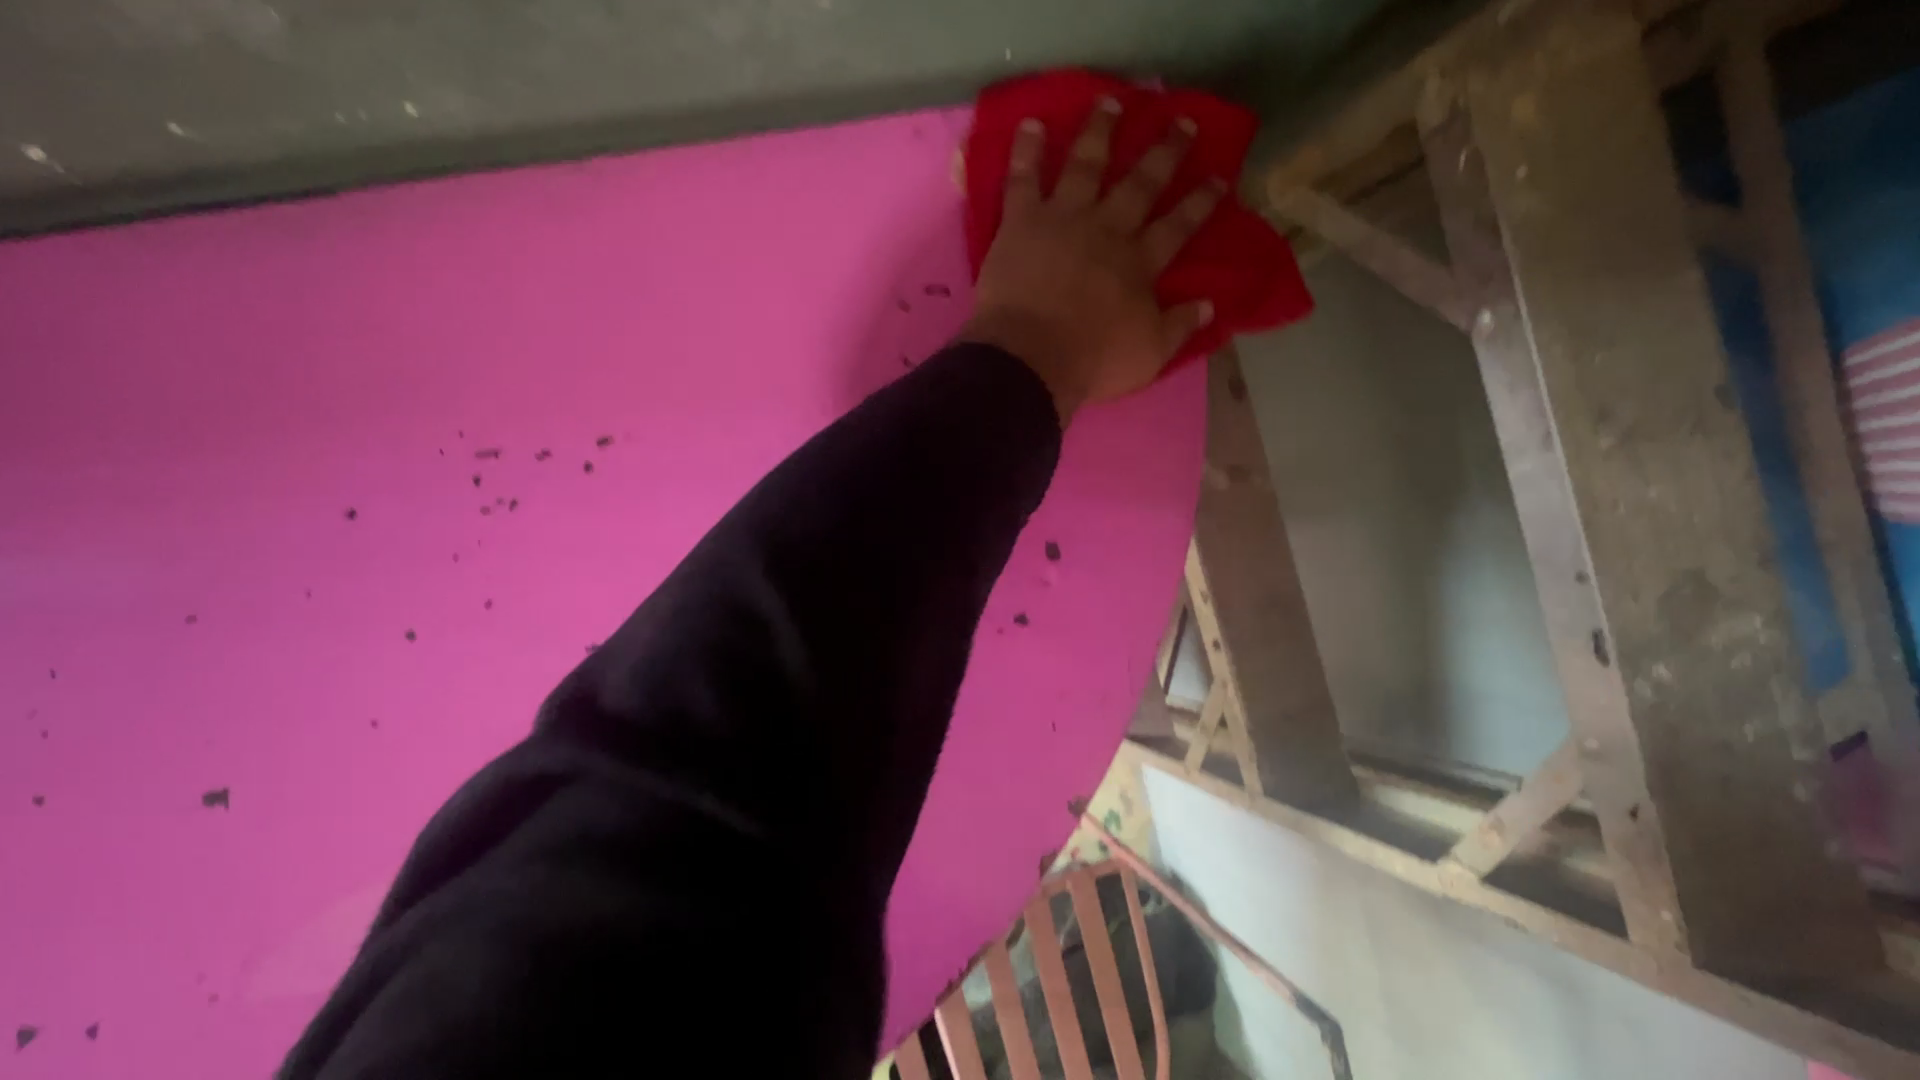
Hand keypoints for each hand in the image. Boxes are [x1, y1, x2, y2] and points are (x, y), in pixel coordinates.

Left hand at [961, 97, 1225, 424]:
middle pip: (1141, 183)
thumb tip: (1211, 304)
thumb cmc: (1092, 361)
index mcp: (1140, 263)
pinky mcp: (1022, 221)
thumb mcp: (1150, 354)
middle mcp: (1108, 229)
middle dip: (1164, 152)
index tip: (1220, 176)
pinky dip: (1026, 150)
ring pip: (1086, 165)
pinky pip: (1023, 178)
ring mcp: (1064, 219)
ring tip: (1111, 103)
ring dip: (1100, 132)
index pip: (1179, 225)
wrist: (1031, 357)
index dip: (1201, 201)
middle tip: (1181, 122)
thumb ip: (1179, 326)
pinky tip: (1031, 123)